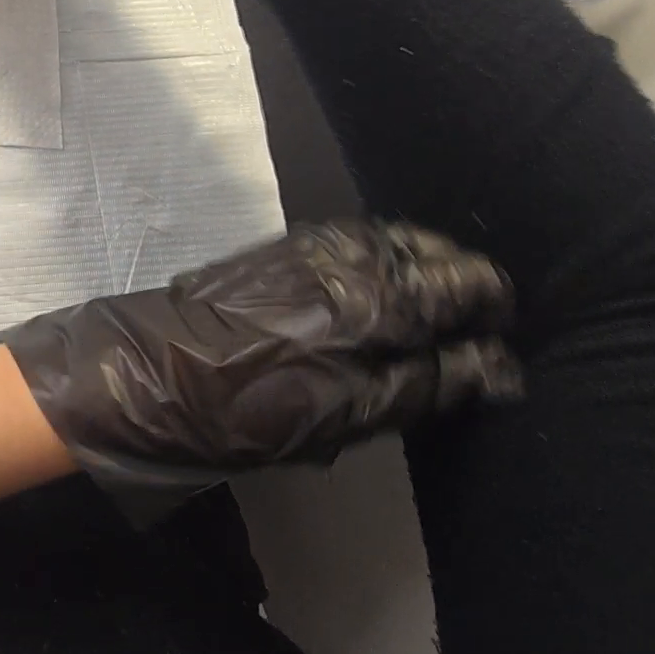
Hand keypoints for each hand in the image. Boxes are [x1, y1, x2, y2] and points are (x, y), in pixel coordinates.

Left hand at [0, 221, 521, 520]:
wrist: (152, 370)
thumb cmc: (250, 408)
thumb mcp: (349, 415)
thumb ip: (427, 384)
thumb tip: (498, 367)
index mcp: (374, 298)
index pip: (465, 284)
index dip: (493, 309)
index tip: (502, 333)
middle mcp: (345, 256)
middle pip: (430, 254)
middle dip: (462, 280)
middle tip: (474, 314)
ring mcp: (305, 243)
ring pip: (388, 240)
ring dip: (421, 262)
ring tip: (432, 295)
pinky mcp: (275, 246)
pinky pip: (347, 238)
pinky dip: (377, 253)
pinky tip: (378, 277)